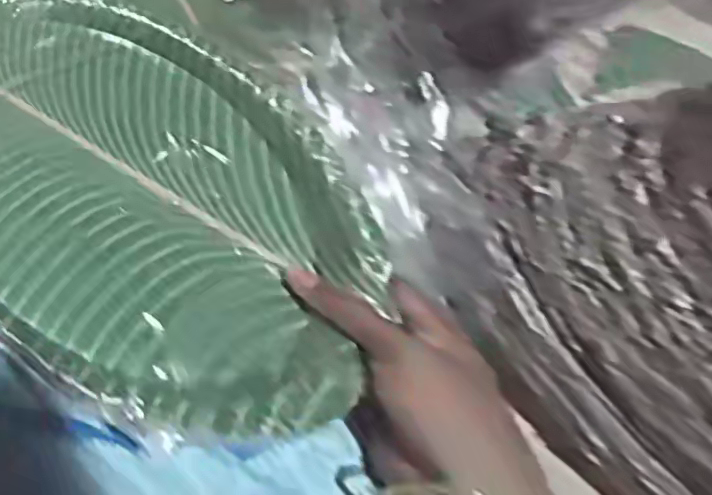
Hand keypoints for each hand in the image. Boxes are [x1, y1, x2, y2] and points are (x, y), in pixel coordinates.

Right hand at [287, 271, 548, 494]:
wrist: (452, 487)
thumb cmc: (443, 410)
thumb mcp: (399, 350)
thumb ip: (346, 308)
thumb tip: (291, 269)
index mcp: (438, 336)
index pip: (390, 286)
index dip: (351, 265)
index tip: (304, 244)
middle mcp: (412, 352)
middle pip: (360, 313)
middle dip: (320, 293)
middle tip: (271, 264)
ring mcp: (386, 378)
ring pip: (339, 340)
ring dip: (308, 323)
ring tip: (263, 289)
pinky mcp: (362, 400)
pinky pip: (328, 367)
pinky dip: (305, 352)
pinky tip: (272, 328)